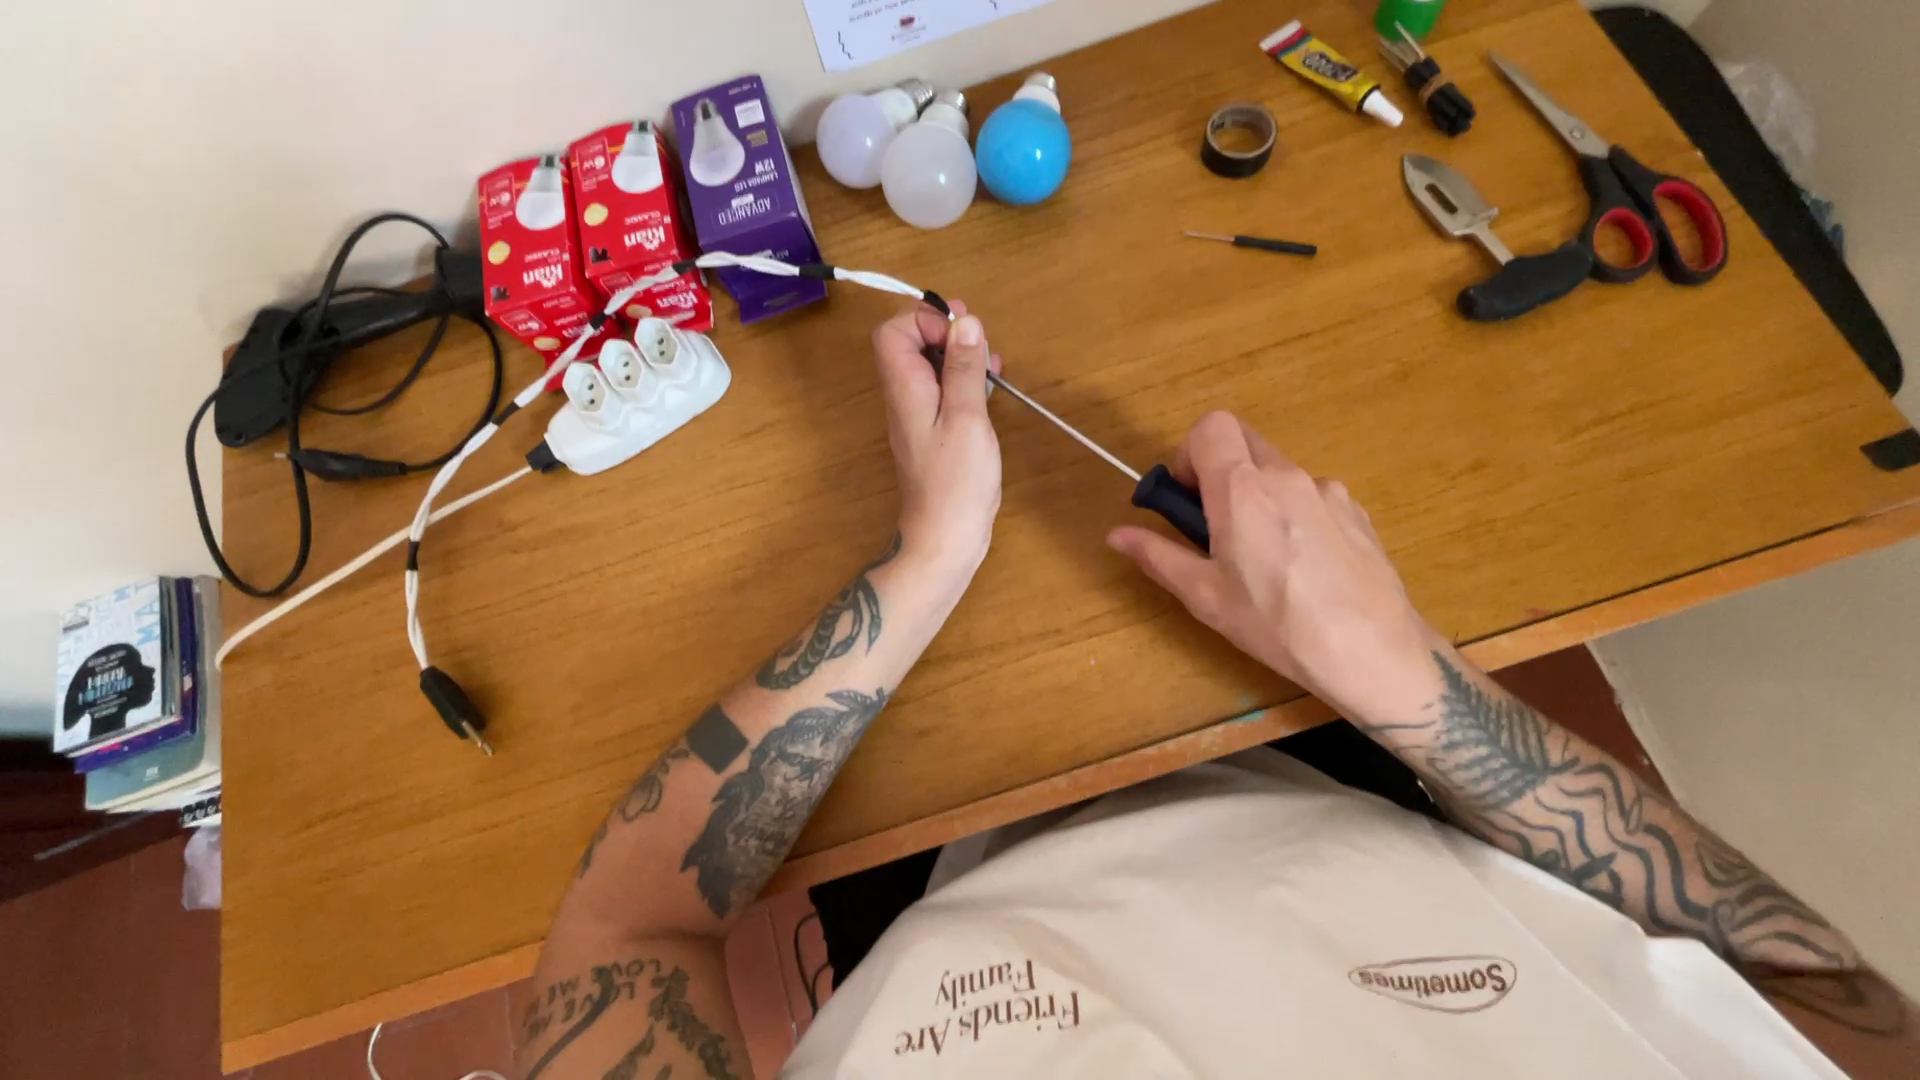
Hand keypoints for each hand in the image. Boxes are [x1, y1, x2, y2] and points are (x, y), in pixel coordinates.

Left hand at [872, 300, 1003, 575]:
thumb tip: (965, 320)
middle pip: (910, 345)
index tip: (961, 334)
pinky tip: (992, 386)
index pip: (892, 332)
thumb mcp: (967, 418)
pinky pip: (944, 391)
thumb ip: (964, 368)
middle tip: (981, 343)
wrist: (945, 538)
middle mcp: (905, 398)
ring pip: (930, 367)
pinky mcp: (935, 433)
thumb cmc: (956, 481)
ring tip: (993, 362)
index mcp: (905, 389)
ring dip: (960, 356)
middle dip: (946, 332)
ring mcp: (919, 416)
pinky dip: (965, 381)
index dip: (925, 320)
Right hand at [1106, 411, 1440, 720]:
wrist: (1374, 651)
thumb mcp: (1206, 596)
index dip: (1190, 453)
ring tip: (1264, 556)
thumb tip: (1115, 535)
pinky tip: (1303, 564)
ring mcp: (1327, 490)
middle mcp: (1286, 475)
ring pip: (1278, 469)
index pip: (1209, 426)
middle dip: (1220, 469)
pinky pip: (1311, 493)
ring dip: (1258, 493)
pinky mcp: (1356, 510)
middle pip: (1243, 440)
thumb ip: (1158, 555)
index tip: (1189, 498)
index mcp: (1241, 489)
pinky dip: (1294, 512)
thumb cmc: (1277, 624)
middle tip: (1215, 524)